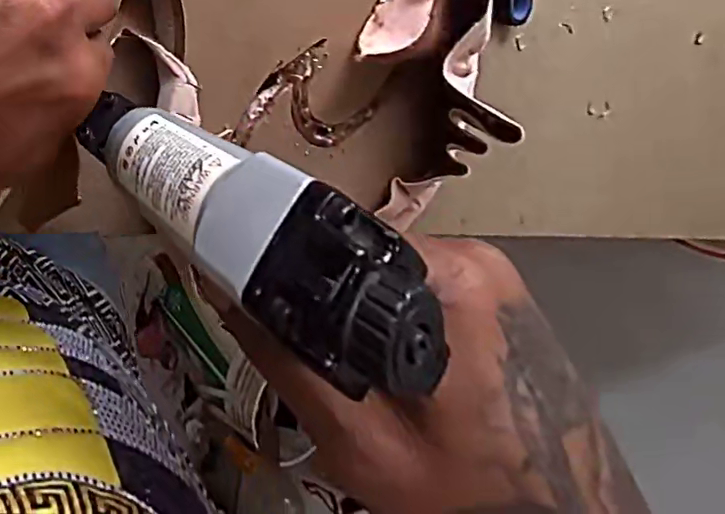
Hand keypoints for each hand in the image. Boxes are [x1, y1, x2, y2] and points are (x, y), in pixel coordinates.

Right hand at [221, 236, 649, 513]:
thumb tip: (221, 288)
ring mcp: (496, 277)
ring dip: (358, 303)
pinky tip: (402, 366)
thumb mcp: (359, 442)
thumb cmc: (473, 497)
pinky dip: (393, 313)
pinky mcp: (503, 296)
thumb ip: (283, 359)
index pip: (330, 236)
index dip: (283, 261)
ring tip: (366, 366)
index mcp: (451, 278)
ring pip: (384, 266)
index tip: (258, 292)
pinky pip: (417, 283)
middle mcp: (478, 261)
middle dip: (325, 293)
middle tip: (327, 356)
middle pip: (356, 251)